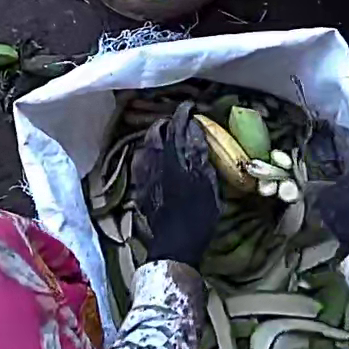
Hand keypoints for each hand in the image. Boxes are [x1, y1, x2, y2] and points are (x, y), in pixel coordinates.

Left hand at [130, 103, 221, 266]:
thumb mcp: (208, 186)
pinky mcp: (139, 184)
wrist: (174, 242)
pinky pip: (141, 159)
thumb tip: (195, 132)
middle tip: (178, 119)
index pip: (179, 129)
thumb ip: (199, 157)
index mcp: (176, 160)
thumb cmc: (198, 216)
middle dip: (169, 122)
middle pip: (159, 133)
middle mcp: (157, 162)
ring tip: (165, 131)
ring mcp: (145, 173)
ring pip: (148, 144)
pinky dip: (148, 150)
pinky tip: (152, 152)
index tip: (190, 107)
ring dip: (157, 134)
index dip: (184, 116)